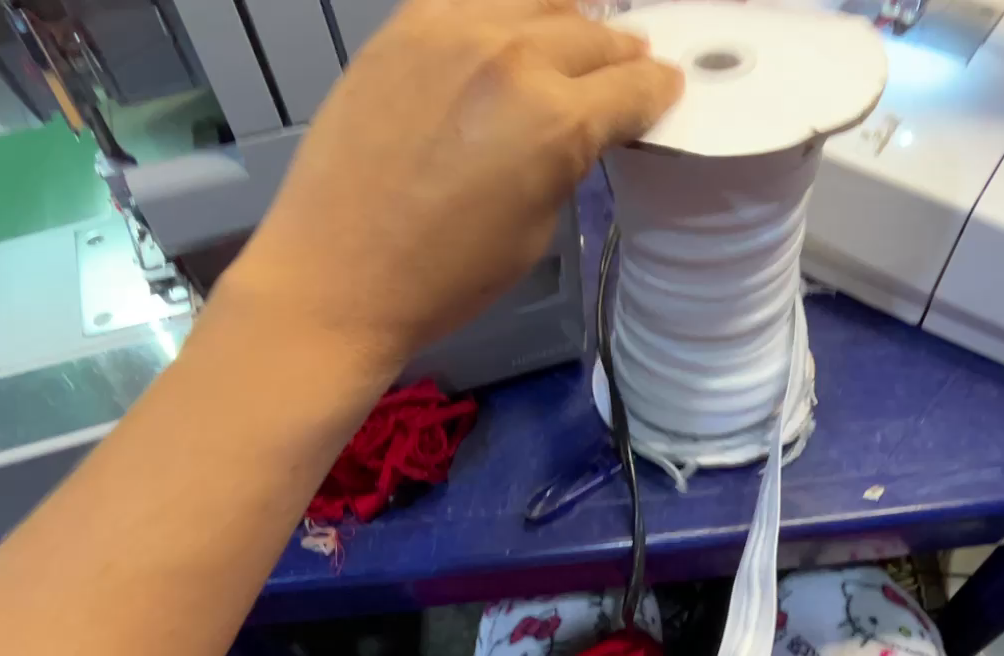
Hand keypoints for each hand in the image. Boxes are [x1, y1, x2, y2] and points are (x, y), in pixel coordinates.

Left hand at [230, 0, 682, 370]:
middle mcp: (513, 56)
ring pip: (539, 2)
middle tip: (625, 69)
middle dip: (620, 55)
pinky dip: (507, 14)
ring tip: (572, 46)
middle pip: (594, 34)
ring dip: (568, 24)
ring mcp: (452, 29)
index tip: (664, 93)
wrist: (339, 276)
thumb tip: (574, 132)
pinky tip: (508, 38)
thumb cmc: (446, 280)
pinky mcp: (404, 26)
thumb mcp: (533, 234)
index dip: (657, 93)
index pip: (634, 87)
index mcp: (556, 123)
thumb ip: (564, 165)